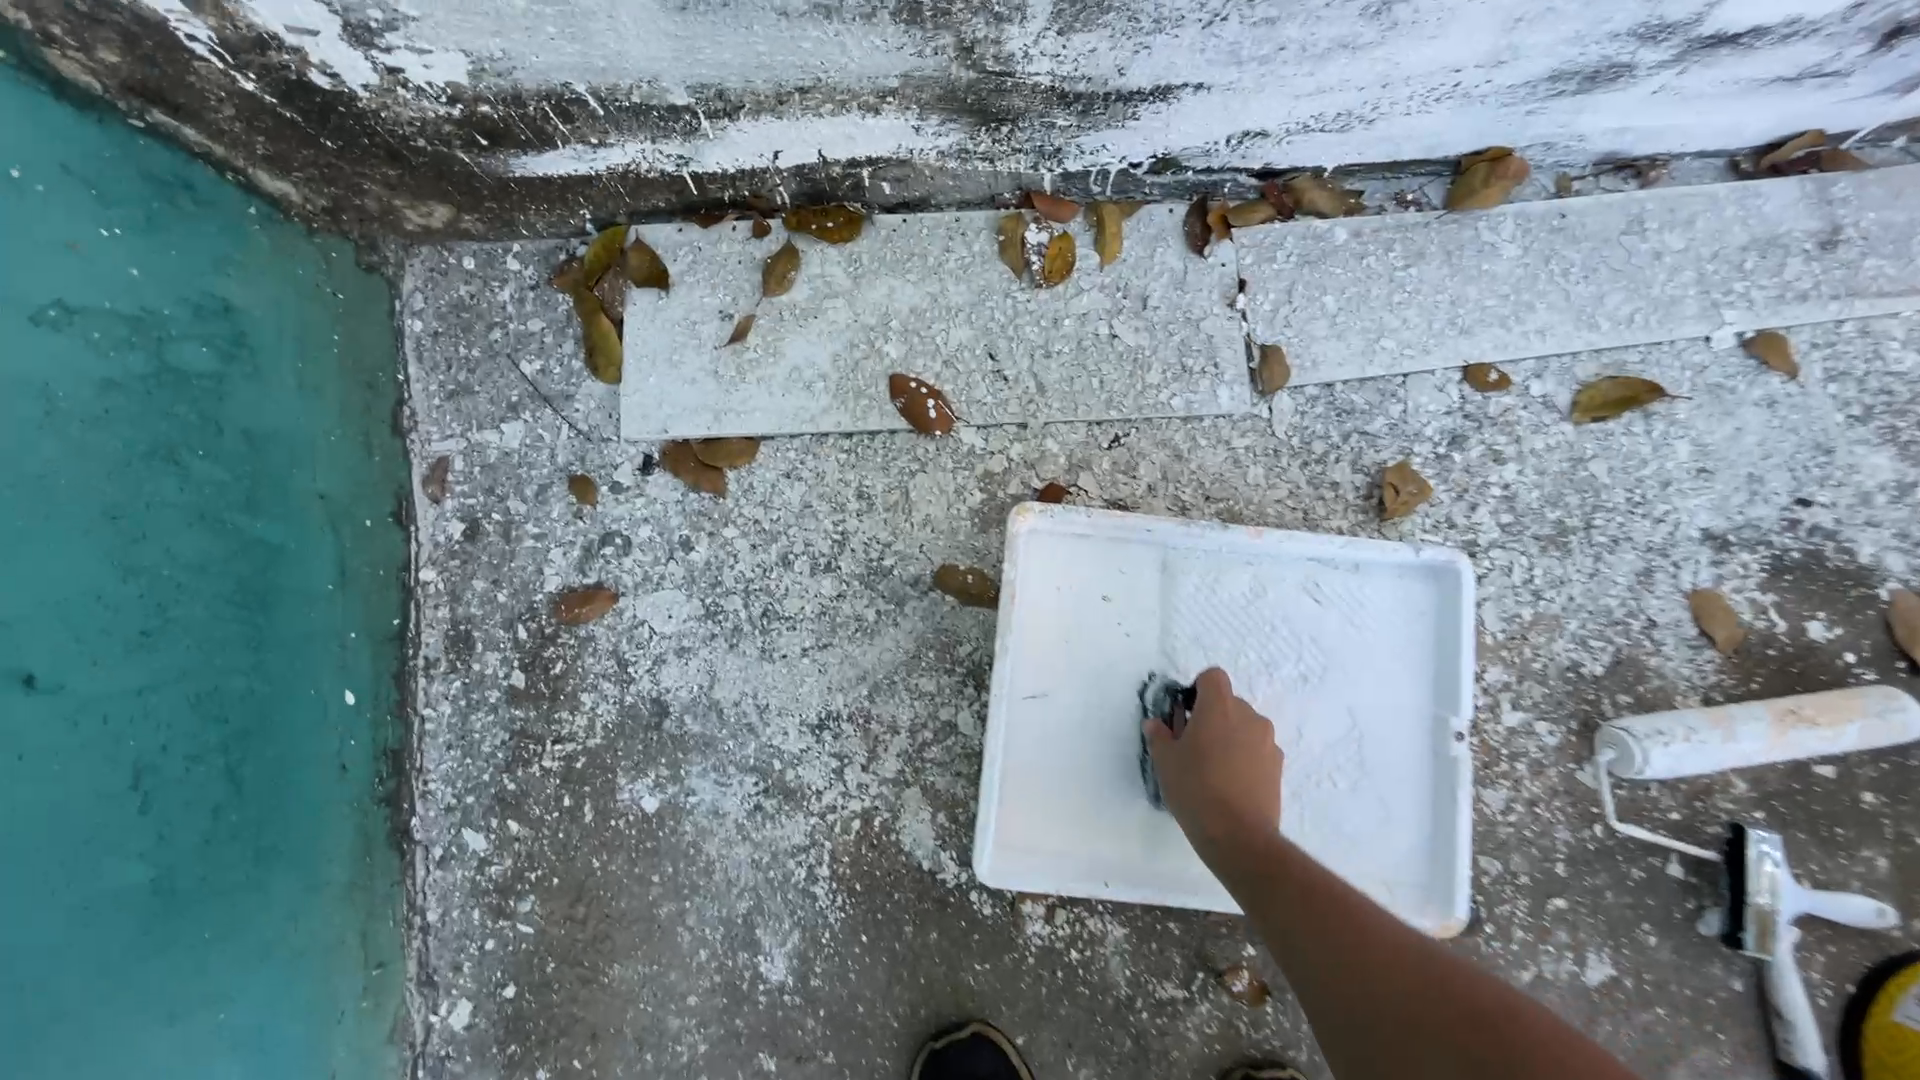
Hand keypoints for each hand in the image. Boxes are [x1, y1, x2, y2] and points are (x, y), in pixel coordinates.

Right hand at [1143, 667, 1282, 862]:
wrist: (1238, 834)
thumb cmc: (1195, 788)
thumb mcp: (1165, 761)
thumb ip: (1159, 736)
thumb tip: (1156, 724)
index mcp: (1219, 706)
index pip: (1213, 677)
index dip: (1198, 689)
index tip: (1186, 714)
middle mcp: (1249, 716)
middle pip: (1229, 703)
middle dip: (1212, 716)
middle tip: (1194, 745)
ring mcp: (1268, 741)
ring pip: (1244, 727)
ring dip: (1230, 737)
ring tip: (1214, 768)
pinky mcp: (1278, 766)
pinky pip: (1257, 749)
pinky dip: (1245, 757)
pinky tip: (1232, 784)